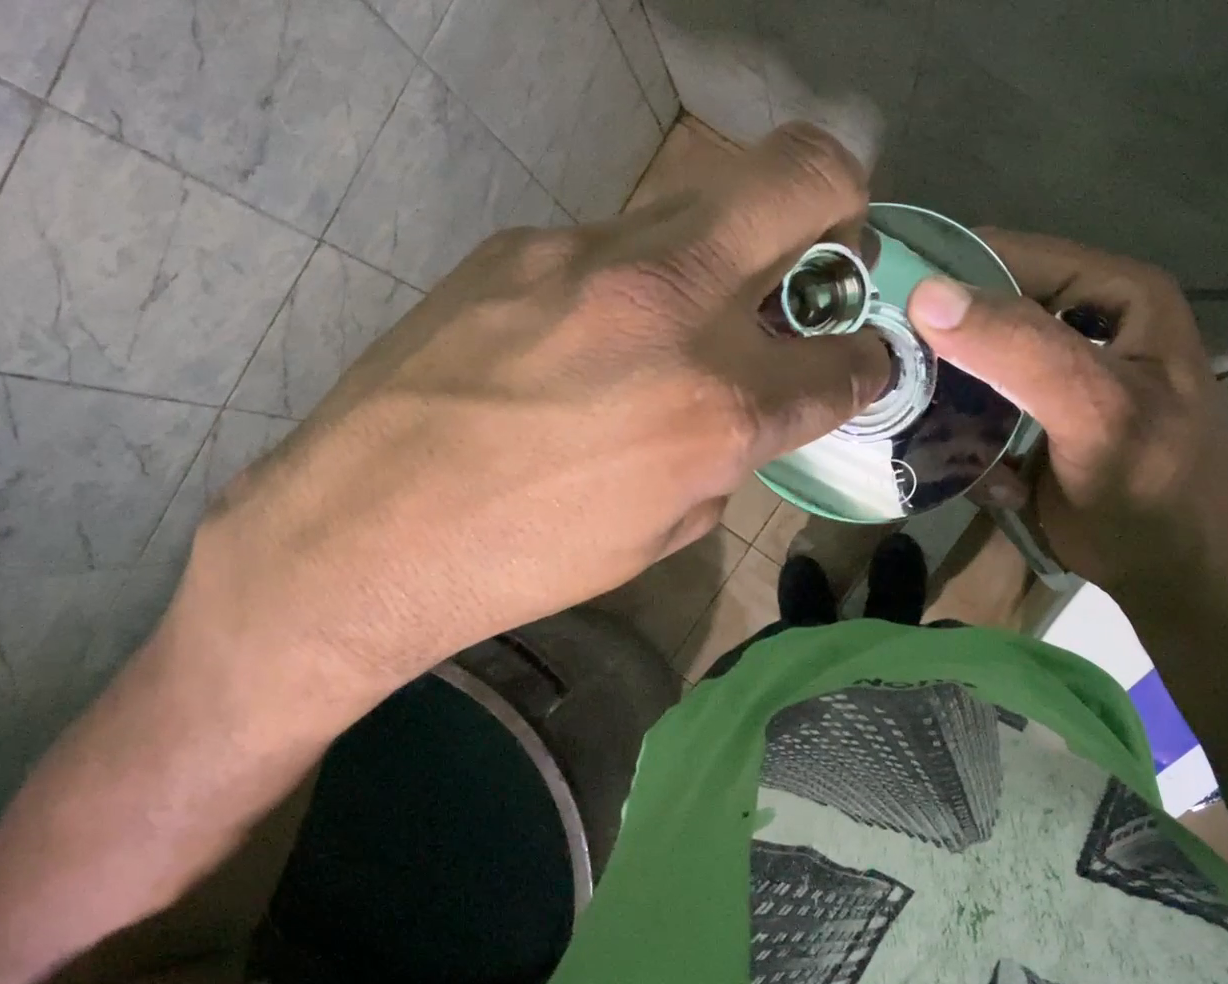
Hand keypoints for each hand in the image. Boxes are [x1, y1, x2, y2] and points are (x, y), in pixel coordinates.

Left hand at [177, 124, 885, 714]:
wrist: (361, 532)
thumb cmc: (523, 562)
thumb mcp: (661, 532)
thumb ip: (727, 455)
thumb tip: (752, 409)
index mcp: (717, 407)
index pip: (844, 354)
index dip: (866, 359)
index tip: (858, 358)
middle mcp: (668, 304)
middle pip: (804, 176)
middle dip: (843, 208)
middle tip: (823, 258)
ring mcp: (586, 254)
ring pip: (704, 200)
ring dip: (727, 247)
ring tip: (687, 311)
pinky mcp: (516, 240)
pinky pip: (610, 244)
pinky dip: (629, 281)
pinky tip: (581, 336)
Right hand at [906, 233, 1227, 598]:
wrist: (1180, 581)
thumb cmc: (1153, 493)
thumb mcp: (1095, 410)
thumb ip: (1020, 348)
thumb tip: (924, 292)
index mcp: (1115, 293)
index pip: (1007, 255)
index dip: (940, 274)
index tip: (869, 306)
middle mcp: (1083, 321)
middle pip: (984, 309)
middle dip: (931, 339)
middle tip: (872, 365)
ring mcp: (1056, 374)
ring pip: (973, 362)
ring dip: (936, 390)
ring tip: (895, 410)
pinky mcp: (1035, 420)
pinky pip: (976, 407)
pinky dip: (955, 430)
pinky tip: (942, 455)